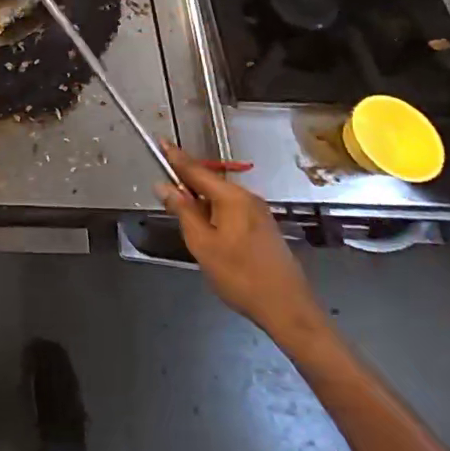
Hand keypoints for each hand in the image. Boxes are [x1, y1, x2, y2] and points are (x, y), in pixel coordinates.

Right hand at [158, 140, 318, 333]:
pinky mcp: (264, 227)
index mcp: (231, 197)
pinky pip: (232, 210)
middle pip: (210, 183)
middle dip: (187, 183)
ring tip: (183, 213)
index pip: (197, 171)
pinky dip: (214, 212)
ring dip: (201, 201)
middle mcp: (248, 198)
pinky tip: (207, 229)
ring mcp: (259, 213)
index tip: (162, 142)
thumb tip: (165, 186)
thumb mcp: (203, 245)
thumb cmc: (240, 276)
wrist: (287, 308)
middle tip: (166, 186)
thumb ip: (183, 212)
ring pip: (221, 198)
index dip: (176, 158)